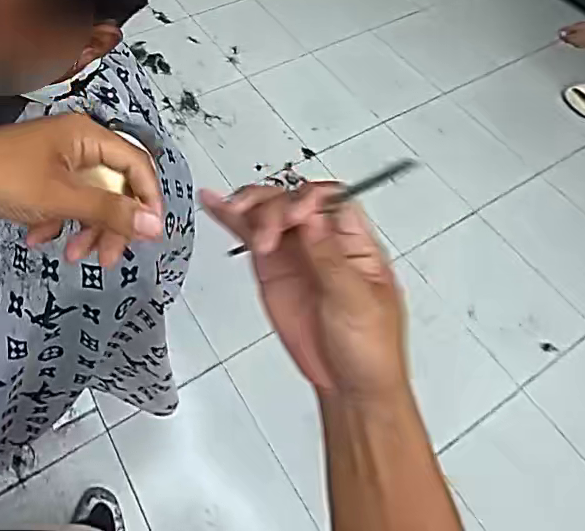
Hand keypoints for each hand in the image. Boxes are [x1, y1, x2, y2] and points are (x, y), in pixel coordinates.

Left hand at [0, 114, 164, 265]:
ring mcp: (59, 154)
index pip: (136, 162)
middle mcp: (78, 140)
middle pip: (113, 183)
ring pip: (89, 195)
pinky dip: (59, 219)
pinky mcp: (41, 170)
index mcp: (88, 135)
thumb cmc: (5, 179)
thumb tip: (155, 224)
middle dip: (111, 223)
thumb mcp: (62, 198)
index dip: (149, 198)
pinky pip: (65, 196)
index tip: (150, 234)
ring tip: (72, 255)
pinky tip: (38, 236)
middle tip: (107, 258)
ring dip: (85, 227)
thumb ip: (110, 211)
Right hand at [200, 183, 408, 400]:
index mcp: (352, 240)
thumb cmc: (370, 349)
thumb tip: (312, 217)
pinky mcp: (270, 263)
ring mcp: (294, 248)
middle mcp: (321, 237)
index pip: (329, 199)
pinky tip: (214, 202)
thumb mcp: (357, 303)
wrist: (347, 387)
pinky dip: (228, 216)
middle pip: (292, 198)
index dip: (309, 198)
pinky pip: (247, 231)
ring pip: (268, 208)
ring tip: (235, 212)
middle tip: (267, 231)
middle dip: (275, 206)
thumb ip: (330, 258)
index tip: (295, 215)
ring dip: (249, 205)